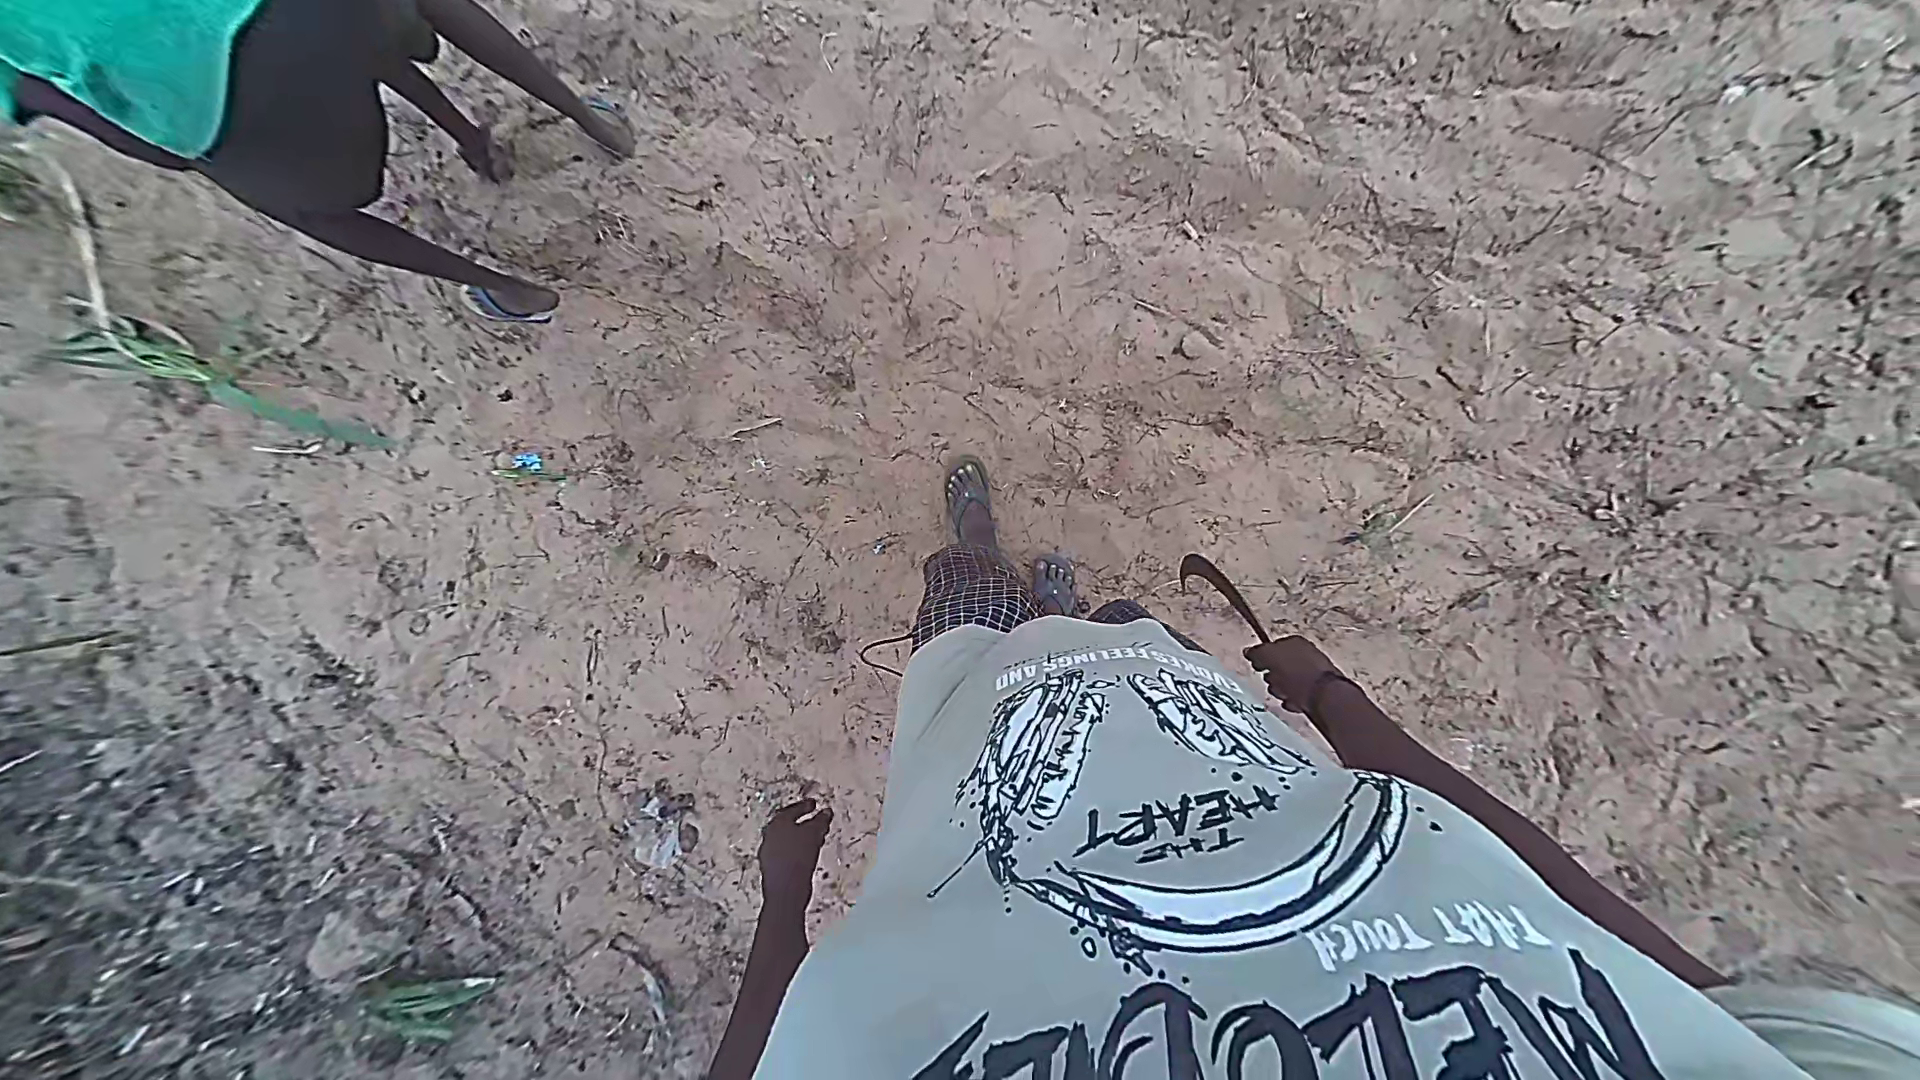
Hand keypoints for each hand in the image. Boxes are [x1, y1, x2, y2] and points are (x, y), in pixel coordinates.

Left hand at [759, 799, 831, 904]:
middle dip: (803, 821)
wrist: (786, 890)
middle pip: (788, 824)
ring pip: (787, 839)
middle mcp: (769, 837)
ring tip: (815, 837)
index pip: (792, 809)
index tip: (813, 804)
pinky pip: (786, 853)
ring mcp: (769, 854)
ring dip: (801, 836)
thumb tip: (826, 812)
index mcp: (777, 823)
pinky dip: (797, 849)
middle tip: (814, 819)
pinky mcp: (772, 869)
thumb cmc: (798, 858)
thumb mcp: (815, 833)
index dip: (805, 806)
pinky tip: (807, 854)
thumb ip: (821, 820)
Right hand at [1243, 635, 1344, 713]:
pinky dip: (1294, 699)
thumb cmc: (1297, 674)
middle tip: (1270, 682)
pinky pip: (1301, 695)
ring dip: (1282, 689)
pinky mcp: (1321, 692)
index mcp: (1295, 642)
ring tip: (1282, 695)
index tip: (1257, 666)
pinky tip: (1292, 703)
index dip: (1262, 658)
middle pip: (1281, 665)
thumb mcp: (1268, 657)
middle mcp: (1308, 654)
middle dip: (1272, 676)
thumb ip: (1256, 652)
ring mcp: (1316, 673)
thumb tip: (1248, 651)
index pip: (1272, 646)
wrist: (1325, 698)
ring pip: (1290, 681)